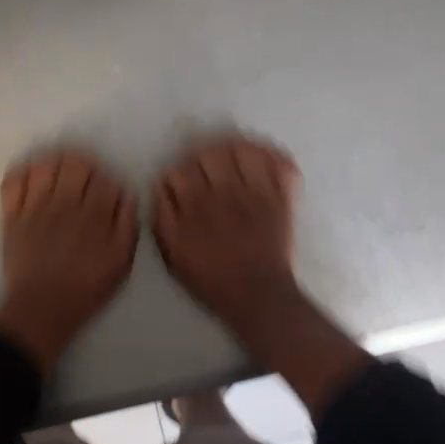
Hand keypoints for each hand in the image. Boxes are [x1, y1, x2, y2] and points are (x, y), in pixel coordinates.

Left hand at [0, 150, 138, 374]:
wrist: (42, 308)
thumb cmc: (85, 288)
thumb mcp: (120, 261)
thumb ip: (126, 223)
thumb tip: (125, 192)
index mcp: (93, 214)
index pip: (102, 176)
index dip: (106, 178)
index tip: (104, 190)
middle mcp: (63, 203)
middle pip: (74, 162)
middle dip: (84, 165)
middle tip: (83, 179)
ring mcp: (33, 207)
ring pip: (44, 164)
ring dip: (55, 162)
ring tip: (59, 174)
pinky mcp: (11, 215)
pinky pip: (13, 180)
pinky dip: (24, 172)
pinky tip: (33, 177)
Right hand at [153, 133, 368, 415]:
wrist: (256, 294)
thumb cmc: (210, 277)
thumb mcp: (172, 252)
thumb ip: (163, 214)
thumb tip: (163, 183)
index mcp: (196, 204)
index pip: (180, 168)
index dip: (177, 172)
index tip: (181, 181)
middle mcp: (226, 191)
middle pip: (210, 151)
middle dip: (203, 155)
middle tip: (205, 166)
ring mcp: (257, 191)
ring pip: (244, 149)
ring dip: (234, 149)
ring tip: (232, 157)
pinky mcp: (281, 197)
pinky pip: (280, 163)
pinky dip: (271, 155)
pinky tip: (261, 158)